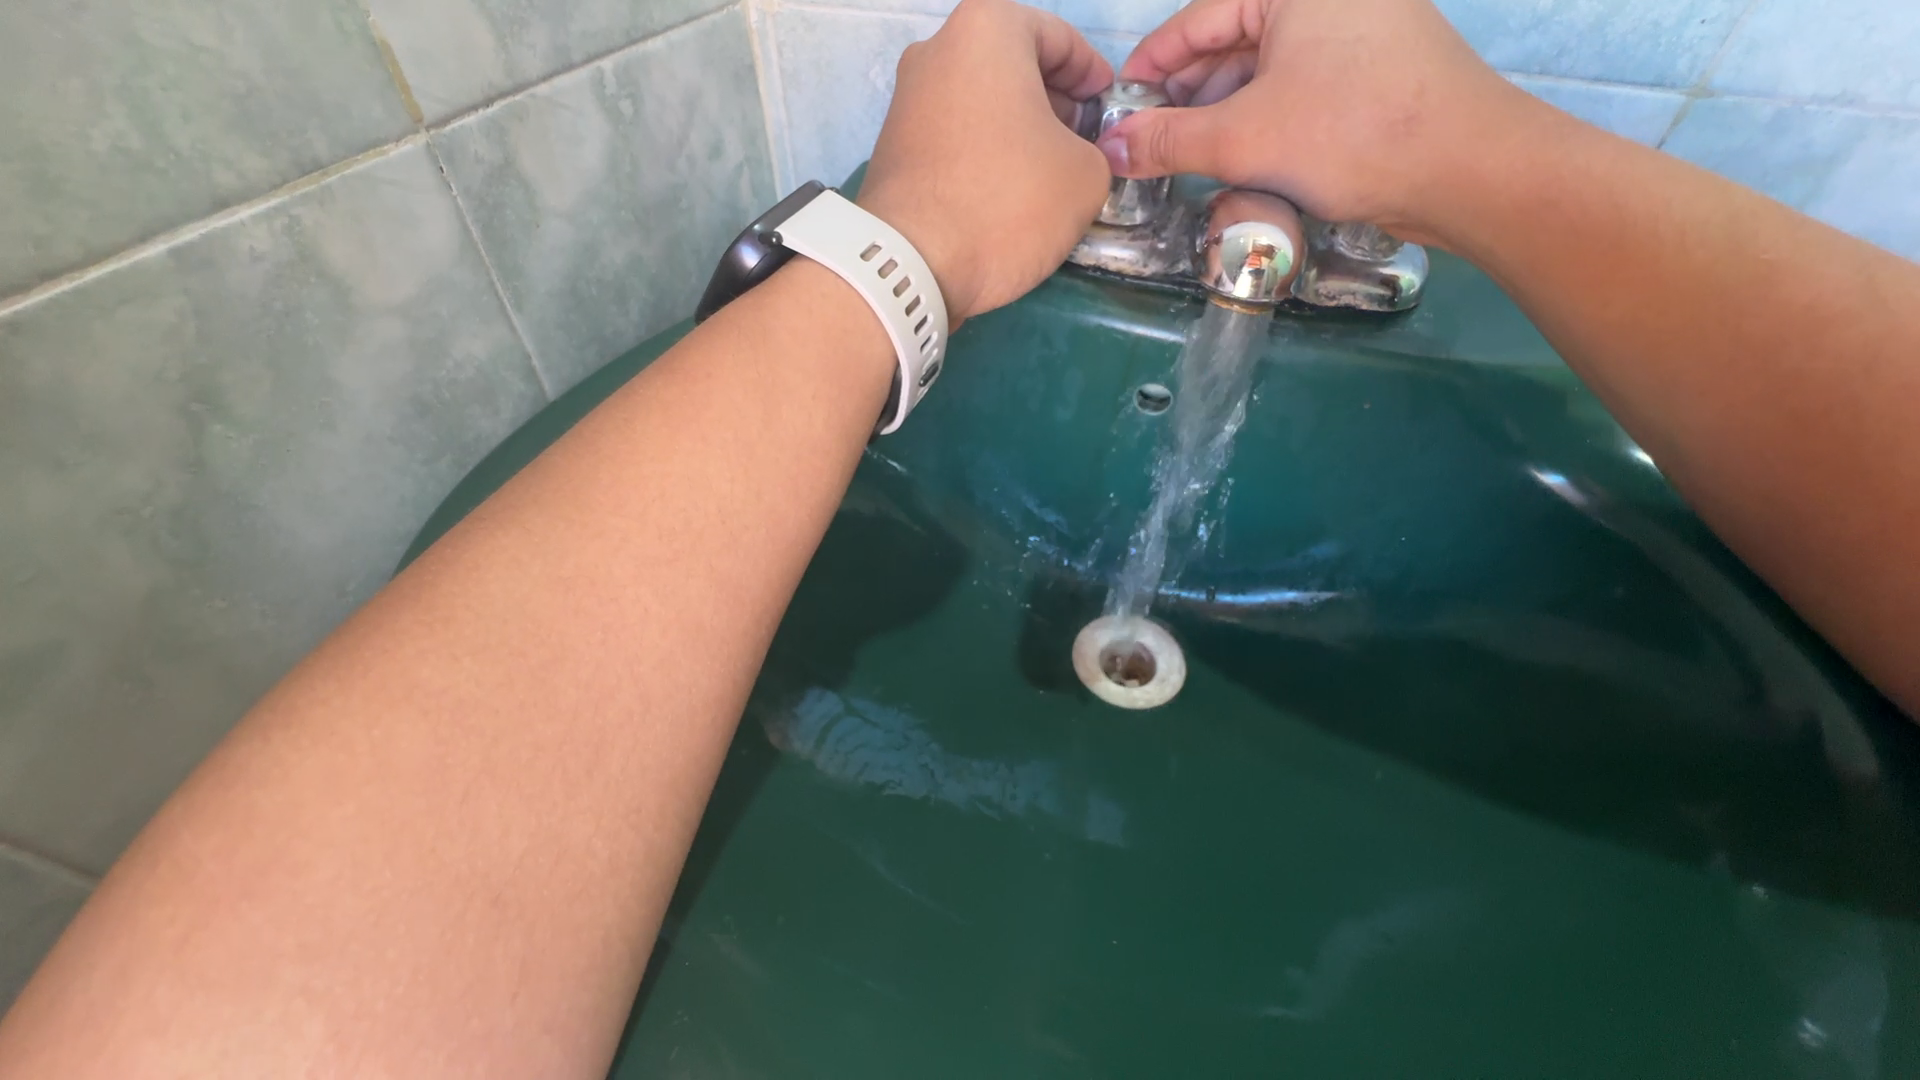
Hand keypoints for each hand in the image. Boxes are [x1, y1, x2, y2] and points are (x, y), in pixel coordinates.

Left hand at [857, 0, 1113, 321]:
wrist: (911, 266)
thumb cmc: (1007, 203)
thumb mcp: (1084, 177)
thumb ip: (1095, 152)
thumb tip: (1076, 158)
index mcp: (987, 30)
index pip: (1058, 37)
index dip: (1092, 74)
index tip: (1107, 106)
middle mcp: (936, 51)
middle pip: (1012, 67)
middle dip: (1052, 101)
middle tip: (1080, 141)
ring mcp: (905, 102)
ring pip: (979, 106)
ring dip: (1015, 133)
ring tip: (1043, 177)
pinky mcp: (891, 151)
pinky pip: (952, 142)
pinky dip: (982, 158)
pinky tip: (1002, 198)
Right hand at [1098, 0, 1528, 243]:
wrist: (1464, 167)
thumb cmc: (1349, 135)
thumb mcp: (1242, 139)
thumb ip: (1167, 141)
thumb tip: (1110, 148)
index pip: (1196, 20)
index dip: (1150, 68)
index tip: (1118, 110)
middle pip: (1228, 41)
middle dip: (1184, 95)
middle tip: (1146, 143)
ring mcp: (1353, 29)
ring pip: (1261, 68)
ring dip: (1218, 113)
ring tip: (1182, 157)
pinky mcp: (1370, 69)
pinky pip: (1293, 86)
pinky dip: (1257, 119)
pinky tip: (1234, 157)